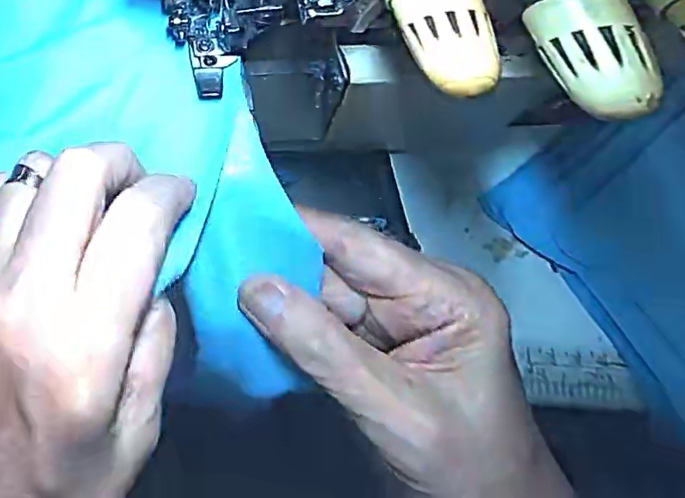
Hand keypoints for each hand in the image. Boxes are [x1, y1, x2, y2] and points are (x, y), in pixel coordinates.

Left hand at [0, 144, 196, 497]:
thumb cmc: (52, 483)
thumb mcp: (133, 437)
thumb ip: (156, 345)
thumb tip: (154, 272)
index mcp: (81, 342)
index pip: (134, 223)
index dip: (168, 192)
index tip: (179, 193)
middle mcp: (23, 293)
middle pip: (74, 171)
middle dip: (118, 162)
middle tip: (133, 187)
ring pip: (25, 173)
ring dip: (65, 177)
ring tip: (81, 205)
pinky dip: (9, 190)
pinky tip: (26, 217)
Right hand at [239, 208, 571, 497]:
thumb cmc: (471, 476)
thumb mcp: (399, 415)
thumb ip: (326, 351)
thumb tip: (254, 286)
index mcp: (442, 293)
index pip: (354, 243)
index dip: (292, 225)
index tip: (233, 214)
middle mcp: (412, 291)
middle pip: (327, 263)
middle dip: (272, 261)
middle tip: (213, 252)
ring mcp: (388, 316)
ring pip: (313, 289)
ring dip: (271, 291)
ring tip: (216, 278)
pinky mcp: (366, 341)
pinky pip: (313, 319)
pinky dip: (281, 321)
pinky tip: (243, 313)